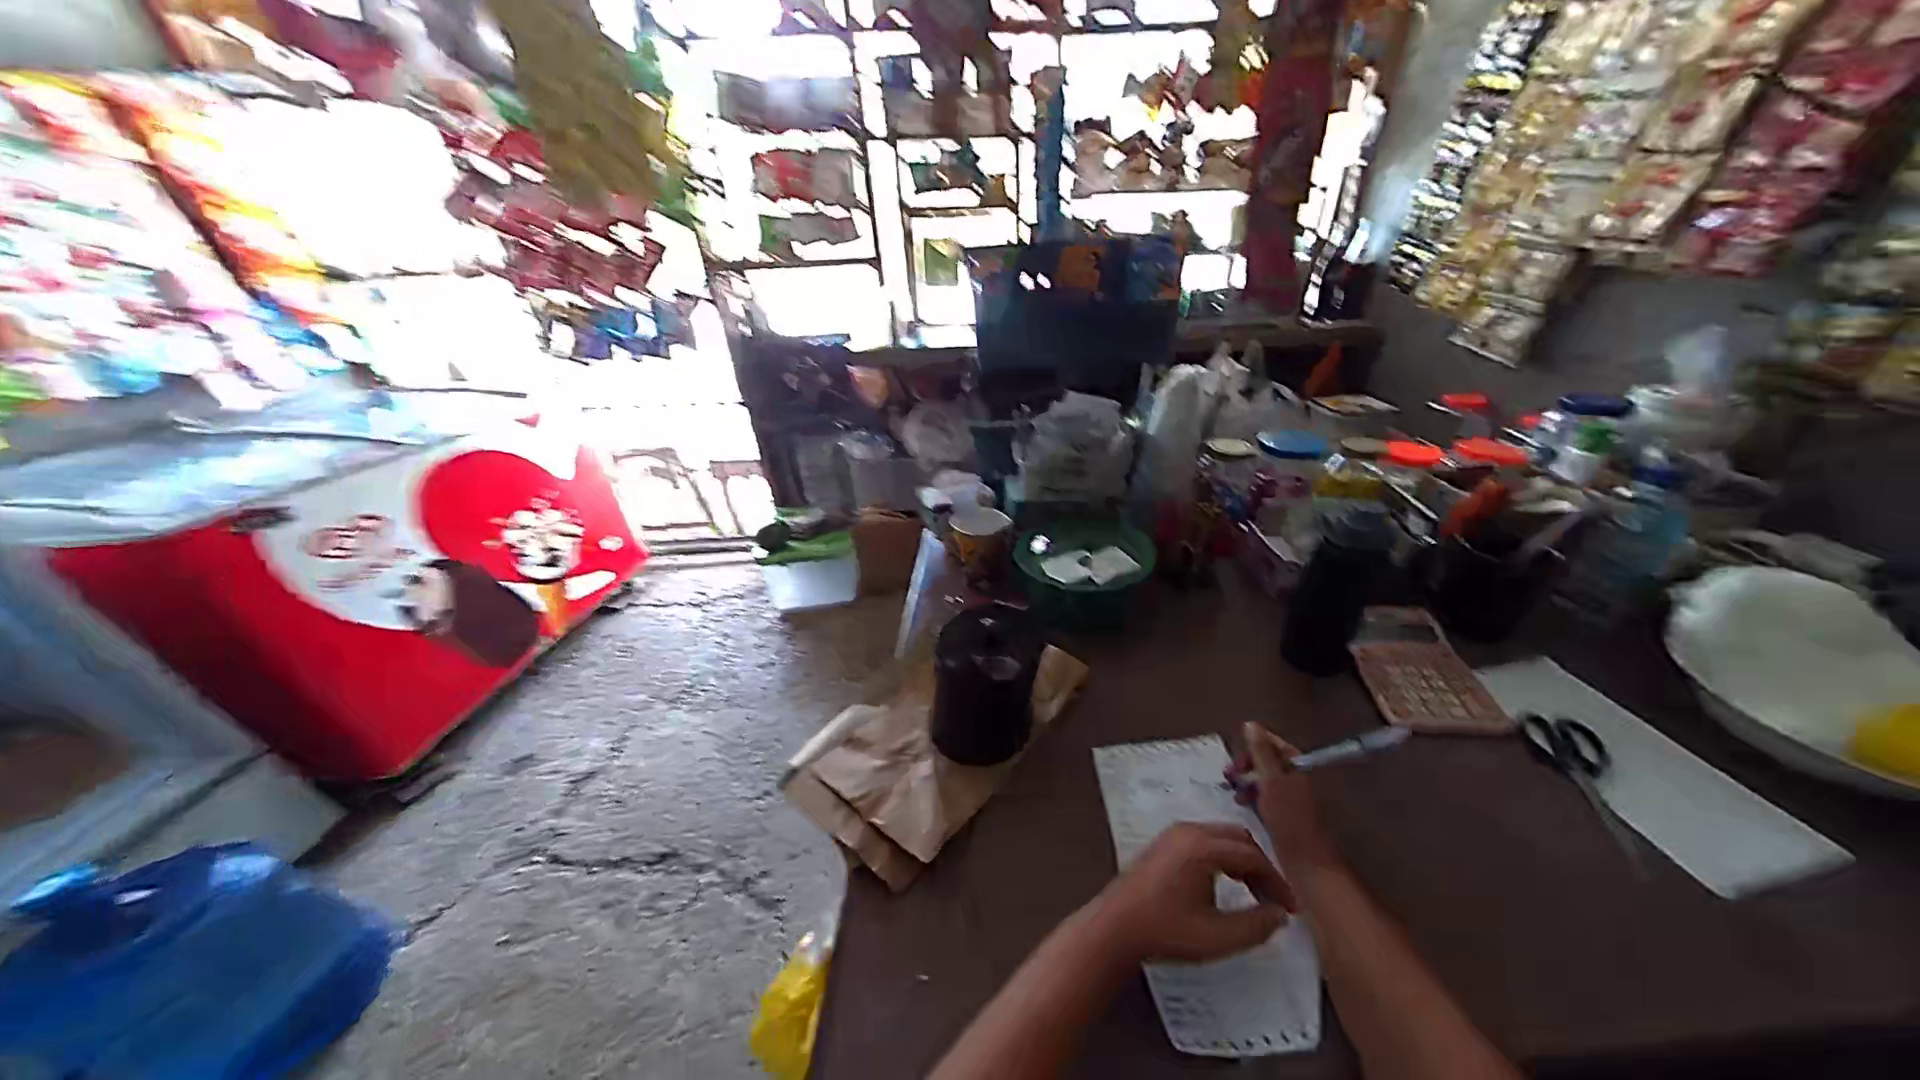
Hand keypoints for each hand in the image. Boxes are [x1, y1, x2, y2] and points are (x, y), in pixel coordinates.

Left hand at [1087, 822, 1295, 965]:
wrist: (1115, 926)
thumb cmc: (1166, 930)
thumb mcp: (1218, 936)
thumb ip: (1256, 926)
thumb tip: (1280, 915)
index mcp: (1202, 846)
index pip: (1252, 856)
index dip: (1277, 882)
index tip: (1292, 909)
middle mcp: (1187, 831)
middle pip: (1237, 838)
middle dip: (1261, 867)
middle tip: (1275, 901)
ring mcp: (1172, 834)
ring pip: (1220, 837)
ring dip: (1242, 861)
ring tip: (1256, 896)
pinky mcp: (1163, 844)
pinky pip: (1203, 841)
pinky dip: (1222, 858)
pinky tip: (1226, 885)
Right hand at [1227, 722, 1339, 872]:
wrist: (1308, 866)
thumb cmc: (1290, 820)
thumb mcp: (1272, 781)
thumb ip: (1262, 752)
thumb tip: (1250, 724)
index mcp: (1297, 768)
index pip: (1275, 744)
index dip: (1255, 745)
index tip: (1235, 756)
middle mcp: (1295, 781)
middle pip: (1268, 762)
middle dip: (1247, 764)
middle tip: (1229, 775)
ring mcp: (1291, 801)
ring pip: (1264, 782)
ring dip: (1247, 782)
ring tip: (1234, 793)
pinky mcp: (1285, 819)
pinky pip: (1264, 799)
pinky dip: (1252, 799)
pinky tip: (1243, 808)